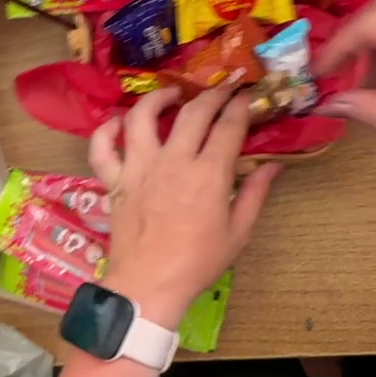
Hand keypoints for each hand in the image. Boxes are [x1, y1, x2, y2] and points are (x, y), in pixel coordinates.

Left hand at [87, 83, 281, 329]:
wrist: (148, 286)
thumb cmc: (196, 263)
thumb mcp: (237, 233)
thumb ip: (254, 194)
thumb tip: (273, 165)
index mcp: (208, 174)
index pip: (228, 125)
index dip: (241, 106)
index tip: (248, 97)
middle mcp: (172, 161)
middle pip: (192, 112)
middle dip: (211, 95)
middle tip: (221, 90)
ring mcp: (138, 168)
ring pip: (142, 118)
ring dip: (158, 98)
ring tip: (172, 94)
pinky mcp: (114, 182)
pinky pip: (103, 149)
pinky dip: (106, 132)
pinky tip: (117, 124)